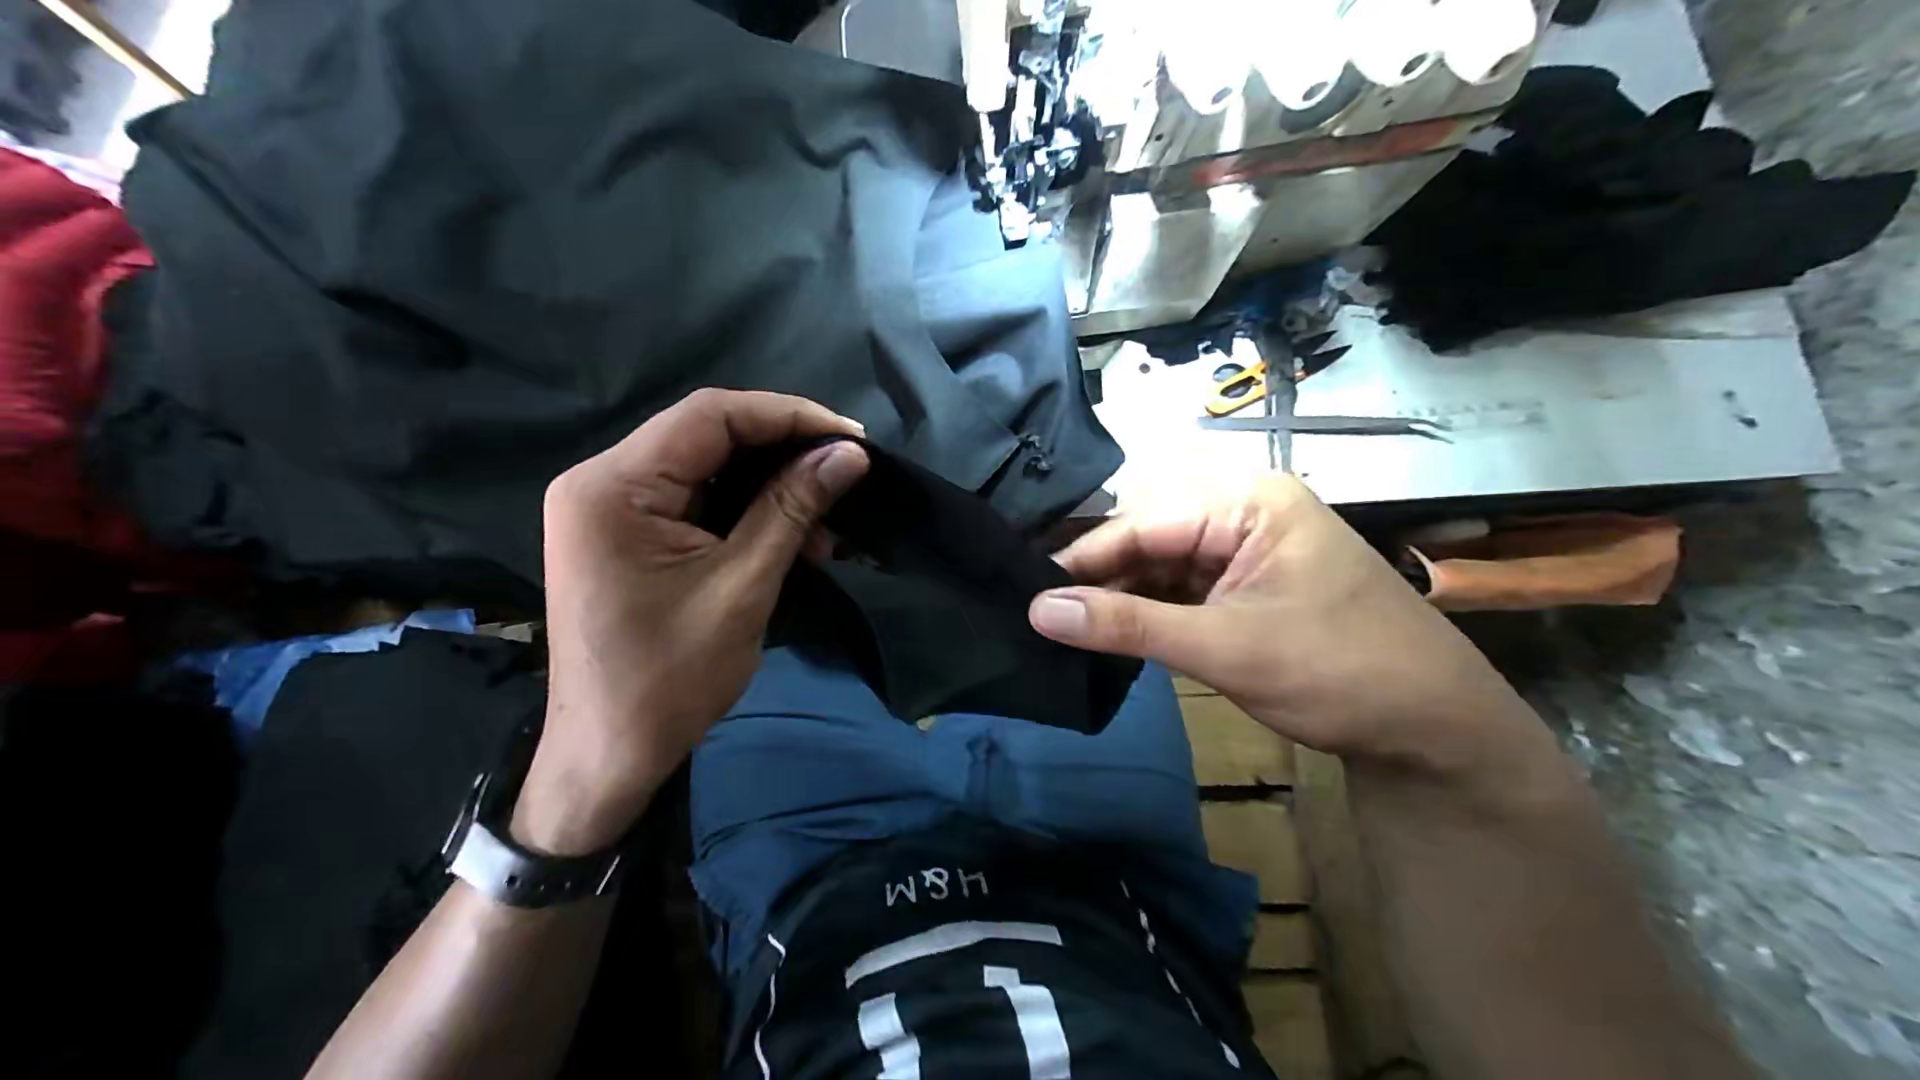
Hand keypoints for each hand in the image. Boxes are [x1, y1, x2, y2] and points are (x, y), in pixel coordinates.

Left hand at [515, 389, 868, 854]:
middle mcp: (602, 481)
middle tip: (846, 472)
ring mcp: (611, 509)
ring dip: (772, 488)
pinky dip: (748, 514)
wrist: (609, 755)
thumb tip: (850, 454)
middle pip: (707, 436)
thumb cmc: (670, 678)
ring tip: (828, 522)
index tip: (850, 437)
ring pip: (709, 469)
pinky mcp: (628, 535)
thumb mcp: (742, 585)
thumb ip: (793, 508)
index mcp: (613, 486)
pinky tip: (794, 539)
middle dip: (784, 452)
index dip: (787, 416)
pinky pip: (698, 502)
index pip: (709, 416)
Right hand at [1027, 475, 1549, 784]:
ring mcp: (1248, 550)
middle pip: (1150, 538)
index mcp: (1249, 502)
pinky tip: (1113, 632)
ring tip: (1067, 626)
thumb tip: (1038, 610)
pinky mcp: (1247, 585)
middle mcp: (1246, 513)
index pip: (1144, 521)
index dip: (1084, 558)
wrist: (1434, 731)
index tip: (1029, 591)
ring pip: (1162, 565)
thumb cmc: (1338, 673)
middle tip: (1043, 612)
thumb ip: (1127, 625)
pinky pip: (1182, 588)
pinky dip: (1149, 612)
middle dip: (1101, 578)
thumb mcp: (1224, 647)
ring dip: (1122, 598)